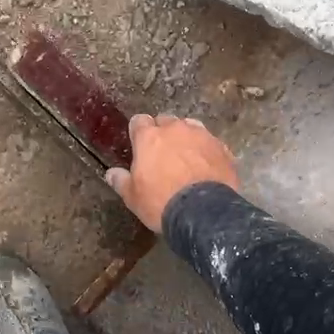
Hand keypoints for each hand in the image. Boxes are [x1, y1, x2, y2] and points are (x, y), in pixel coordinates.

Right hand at [105, 114, 240, 231]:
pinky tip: (205, 166)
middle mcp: (175, 130)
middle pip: (166, 120)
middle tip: (162, 153)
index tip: (138, 143)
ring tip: (185, 157)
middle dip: (162, 133)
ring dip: (186, 137)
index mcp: (149, 137)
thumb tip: (111, 173)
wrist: (204, 213)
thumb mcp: (133, 197)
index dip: (138, 132)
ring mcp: (202, 136)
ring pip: (190, 127)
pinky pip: (211, 143)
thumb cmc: (161, 202)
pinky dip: (206, 151)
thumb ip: (121, 181)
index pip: (138, 121)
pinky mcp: (222, 148)